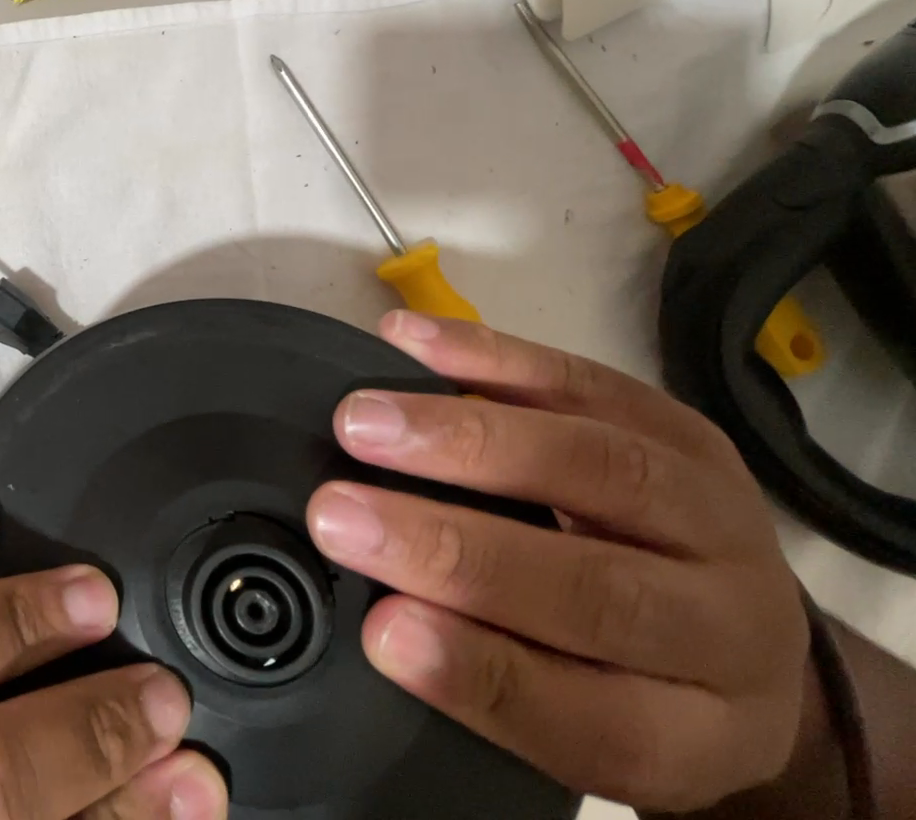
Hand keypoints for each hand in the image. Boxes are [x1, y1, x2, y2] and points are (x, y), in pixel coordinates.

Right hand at [307, 311, 811, 812]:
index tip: (380, 630)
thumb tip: (375, 615)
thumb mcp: (568, 725)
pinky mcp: (682, 430)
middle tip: (337, 513)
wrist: (733, 634)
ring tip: (360, 421)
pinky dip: (491, 357)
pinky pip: (590, 382)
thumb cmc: (620, 681)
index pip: (585, 715)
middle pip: (597, 590)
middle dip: (453, 547)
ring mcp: (715, 514)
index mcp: (685, 729)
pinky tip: (409, 339)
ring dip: (465, 439)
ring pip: (599, 468)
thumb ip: (481, 676)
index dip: (474, 669)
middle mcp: (723, 628)